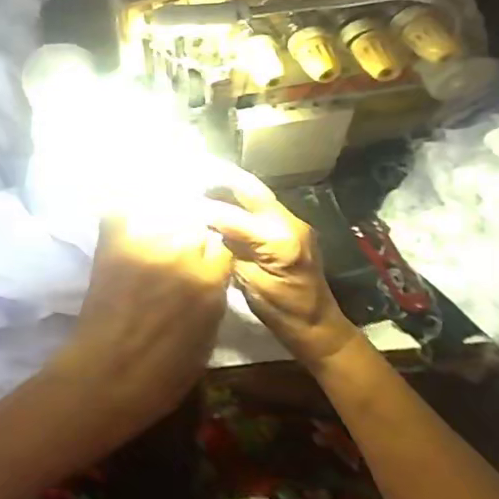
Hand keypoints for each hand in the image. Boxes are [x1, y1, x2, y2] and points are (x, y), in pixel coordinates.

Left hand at [48, 208, 232, 427]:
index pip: (221, 246)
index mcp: (210, 281)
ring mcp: (146, 244)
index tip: (203, 262)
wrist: (105, 374)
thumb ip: (211, 300)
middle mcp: (182, 253)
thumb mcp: (206, 341)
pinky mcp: (113, 244)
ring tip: (152, 230)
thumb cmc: (161, 376)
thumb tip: (208, 280)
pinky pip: (122, 212)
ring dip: (160, 222)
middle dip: (189, 236)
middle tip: (175, 250)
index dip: (212, 255)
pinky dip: (125, 213)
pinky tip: (125, 225)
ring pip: (162, 213)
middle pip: (194, 226)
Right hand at [202, 165, 361, 367]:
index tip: (179, 200)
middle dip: (220, 178)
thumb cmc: (282, 312)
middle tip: (193, 171)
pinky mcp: (291, 228)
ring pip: (256, 195)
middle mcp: (290, 223)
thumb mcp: (248, 283)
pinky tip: (221, 201)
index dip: (204, 208)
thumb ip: (228, 250)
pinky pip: (261, 207)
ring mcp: (293, 223)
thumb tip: (202, 226)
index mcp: (279, 239)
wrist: (318, 327)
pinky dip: (239, 200)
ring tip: (202, 182)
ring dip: (229, 187)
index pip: (232, 215)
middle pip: (251, 189)